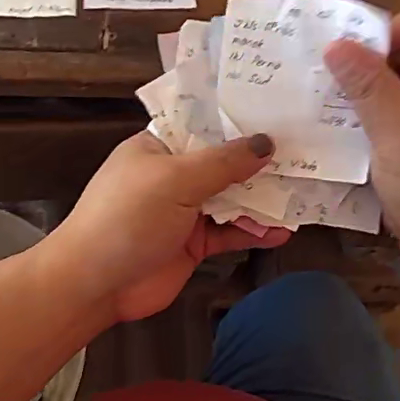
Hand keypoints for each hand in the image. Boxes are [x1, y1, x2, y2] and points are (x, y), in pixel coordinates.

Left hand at [46, 131, 291, 322]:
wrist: (94, 285)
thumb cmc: (127, 218)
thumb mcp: (175, 180)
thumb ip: (224, 163)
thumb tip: (266, 143)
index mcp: (160, 147)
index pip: (206, 124)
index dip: (241, 121)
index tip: (281, 115)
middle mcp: (174, 175)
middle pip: (225, 163)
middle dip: (260, 162)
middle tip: (305, 154)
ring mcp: (184, 210)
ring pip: (232, 199)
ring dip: (262, 200)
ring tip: (302, 194)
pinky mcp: (194, 244)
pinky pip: (230, 232)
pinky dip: (254, 232)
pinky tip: (281, 232)